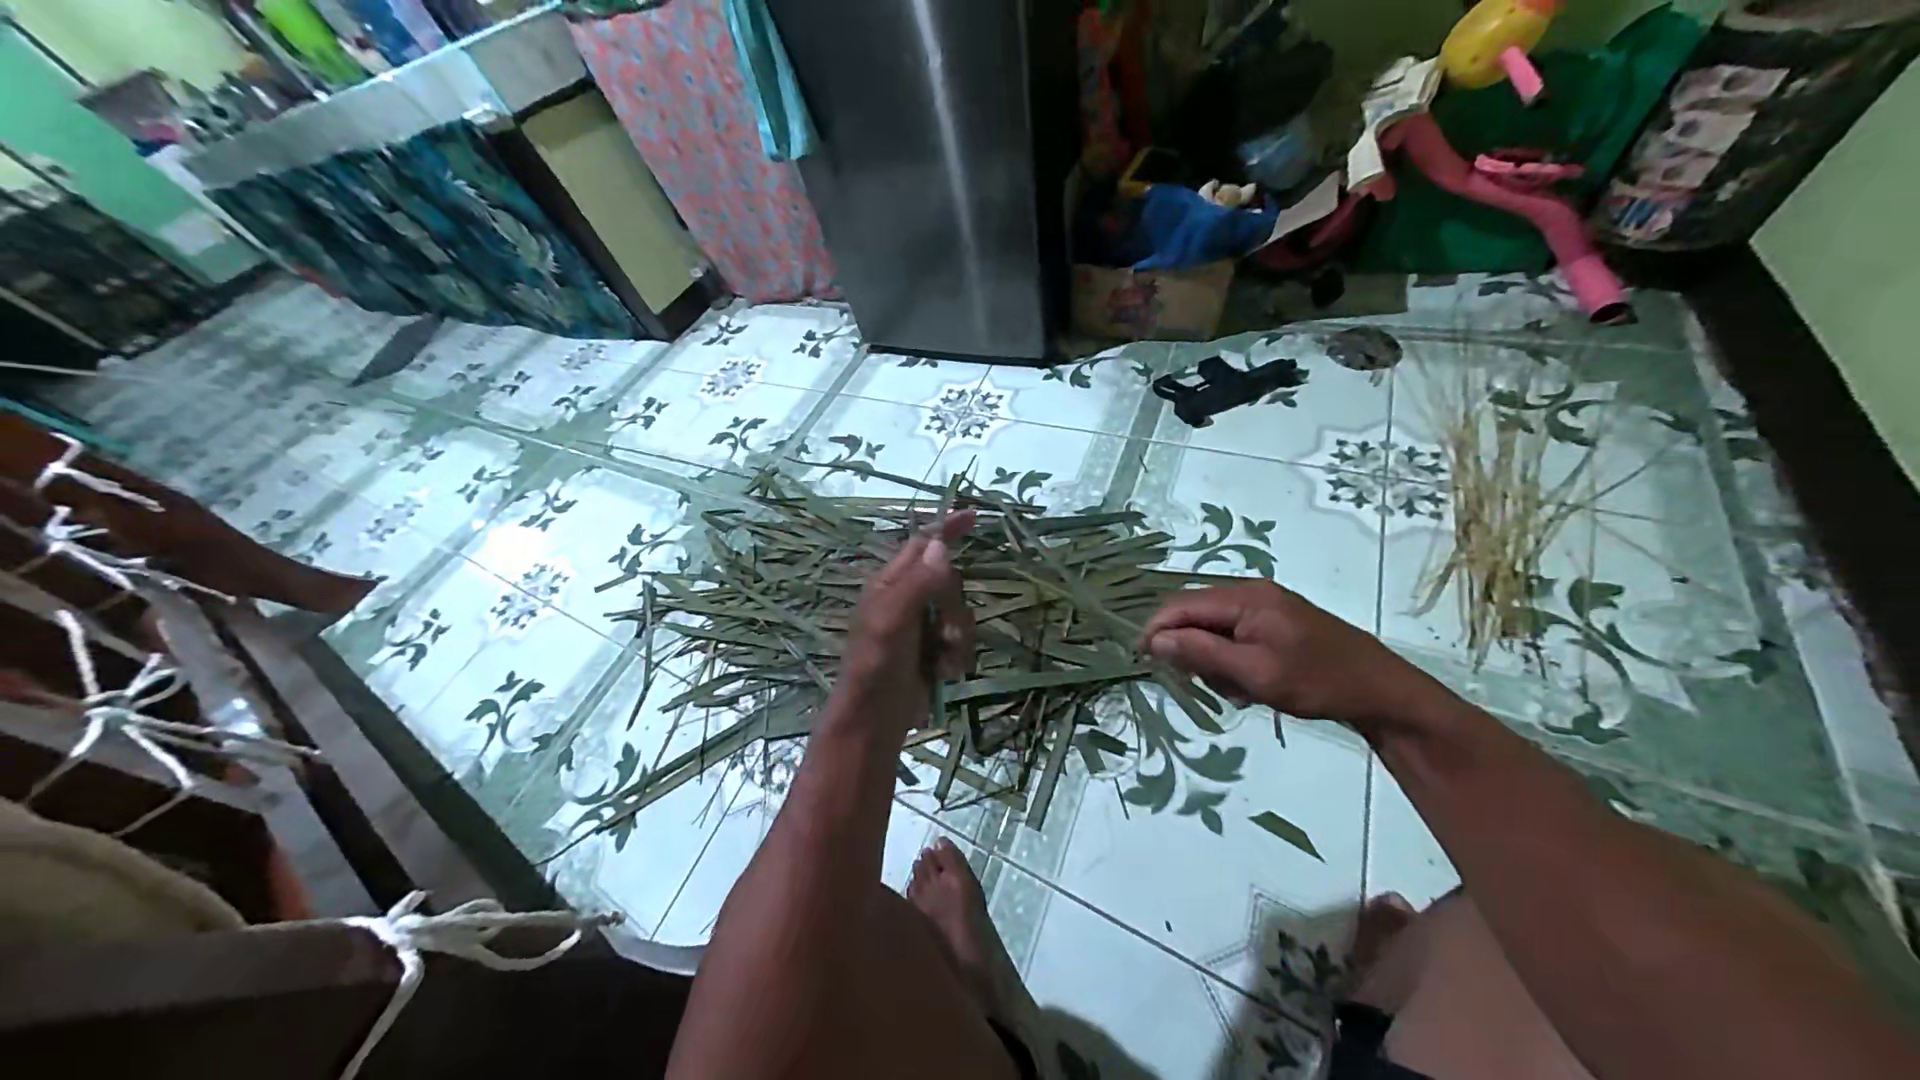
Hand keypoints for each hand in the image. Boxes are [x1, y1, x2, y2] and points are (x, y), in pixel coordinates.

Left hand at [830, 510, 976, 735]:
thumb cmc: (875, 667)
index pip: (921, 545)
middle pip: (949, 581)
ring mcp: (922, 626)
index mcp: (889, 584)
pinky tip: (944, 673)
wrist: (876, 721)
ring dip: (957, 637)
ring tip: (942, 662)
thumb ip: (917, 583)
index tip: (974, 517)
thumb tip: (941, 545)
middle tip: (943, 630)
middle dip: (953, 606)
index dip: (946, 530)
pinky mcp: (935, 651)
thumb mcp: (891, 621)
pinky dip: (957, 656)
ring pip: (960, 612)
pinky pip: (961, 640)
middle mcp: (907, 599)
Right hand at [1139, 581, 1452, 735]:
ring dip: (1215, 663)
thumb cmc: (1318, 681)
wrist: (1382, 691)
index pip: (1181, 605)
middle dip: (1193, 652)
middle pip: (1195, 616)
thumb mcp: (1255, 673)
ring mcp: (1264, 606)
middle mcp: (1250, 592)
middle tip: (1210, 686)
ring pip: (1213, 630)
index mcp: (1245, 597)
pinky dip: (1233, 662)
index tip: (1141, 661)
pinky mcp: (1274, 622)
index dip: (1156, 631)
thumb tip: (1153, 640)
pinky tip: (1253, 684)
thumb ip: (1202, 653)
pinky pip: (1234, 637)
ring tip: (1241, 691)